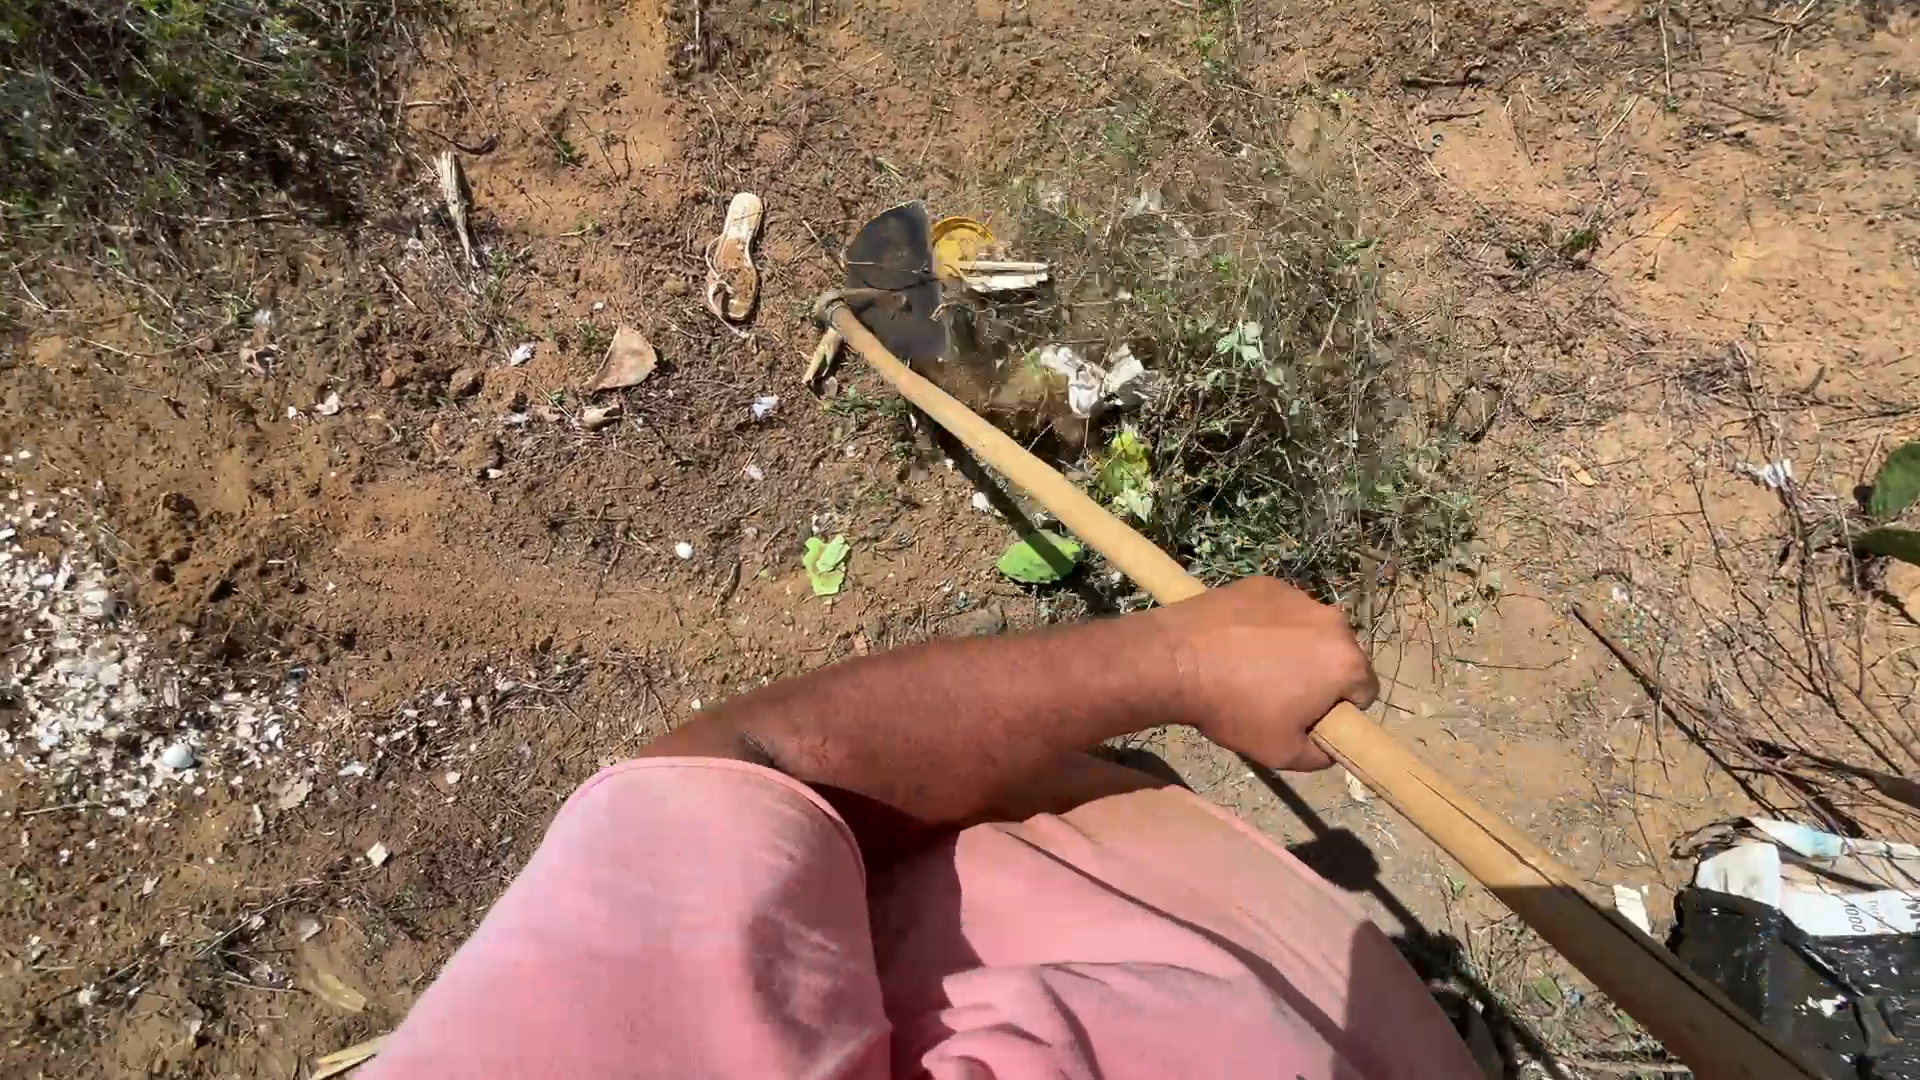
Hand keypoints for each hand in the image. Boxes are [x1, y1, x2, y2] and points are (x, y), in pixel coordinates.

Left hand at [1145, 577, 1377, 770]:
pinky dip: (1264, 623)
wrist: (1174, 659)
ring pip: (1306, 629)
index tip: (1304, 715)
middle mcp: (1331, 620)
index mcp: (1347, 661)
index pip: (1362, 692)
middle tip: (1274, 691)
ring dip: (1291, 646)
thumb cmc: (1232, 708)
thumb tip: (1327, 746)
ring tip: (1248, 664)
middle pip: (1336, 655)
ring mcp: (1295, 595)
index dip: (1336, 709)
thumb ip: (1320, 755)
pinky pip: (1277, 610)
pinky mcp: (1262, 583)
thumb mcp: (1283, 752)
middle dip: (1316, 674)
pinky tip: (1234, 640)